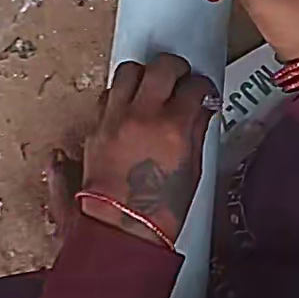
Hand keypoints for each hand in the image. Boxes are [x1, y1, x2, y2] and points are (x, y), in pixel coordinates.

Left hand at [76, 55, 215, 245]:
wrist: (120, 231)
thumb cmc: (160, 210)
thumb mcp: (193, 169)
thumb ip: (196, 130)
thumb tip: (200, 109)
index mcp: (173, 127)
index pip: (194, 86)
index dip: (202, 87)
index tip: (202, 92)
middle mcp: (142, 115)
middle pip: (161, 66)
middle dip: (176, 68)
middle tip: (180, 78)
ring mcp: (115, 118)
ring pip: (128, 71)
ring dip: (143, 75)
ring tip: (151, 88)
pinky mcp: (96, 127)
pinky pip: (108, 94)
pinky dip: (121, 94)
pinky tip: (130, 107)